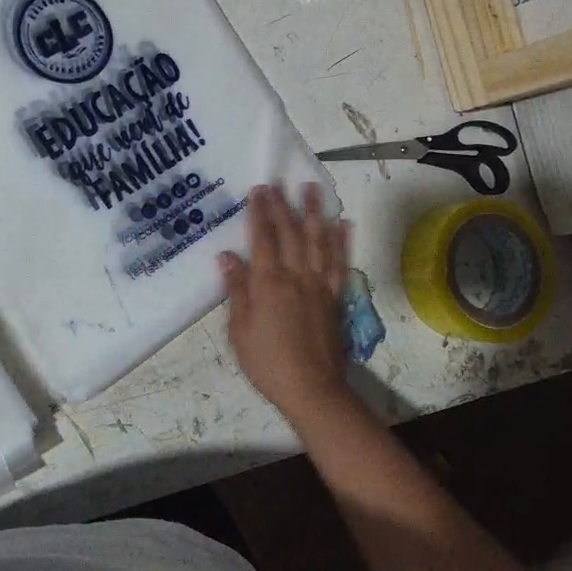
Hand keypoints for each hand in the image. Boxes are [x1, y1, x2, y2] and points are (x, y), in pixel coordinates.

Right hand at [219, 184, 354, 420]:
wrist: (311, 388)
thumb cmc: (267, 361)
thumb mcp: (240, 328)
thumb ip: (237, 290)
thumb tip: (228, 256)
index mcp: (269, 283)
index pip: (263, 239)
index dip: (260, 213)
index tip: (258, 190)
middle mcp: (297, 276)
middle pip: (291, 234)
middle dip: (284, 205)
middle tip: (280, 181)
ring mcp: (320, 285)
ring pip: (319, 241)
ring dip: (315, 213)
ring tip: (314, 189)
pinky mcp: (336, 298)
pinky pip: (340, 263)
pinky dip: (342, 242)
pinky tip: (343, 225)